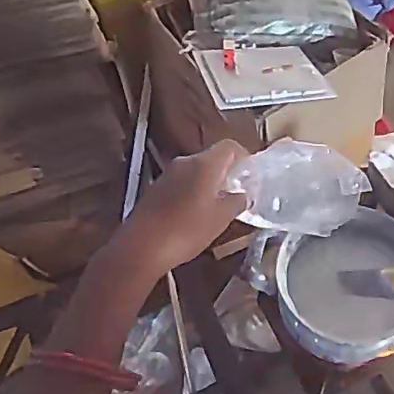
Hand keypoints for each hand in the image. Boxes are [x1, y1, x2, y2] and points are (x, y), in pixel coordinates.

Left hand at [112, 140, 248, 278]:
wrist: (141, 247)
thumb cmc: (186, 230)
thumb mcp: (220, 219)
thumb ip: (236, 202)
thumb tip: (243, 195)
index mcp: (204, 165)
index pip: (229, 147)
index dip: (244, 156)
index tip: (252, 174)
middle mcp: (184, 163)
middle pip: (212, 158)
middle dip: (228, 173)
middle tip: (239, 193)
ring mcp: (167, 175)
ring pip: (196, 172)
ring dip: (210, 184)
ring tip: (220, 207)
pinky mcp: (155, 189)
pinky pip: (182, 184)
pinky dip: (194, 193)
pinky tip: (196, 216)